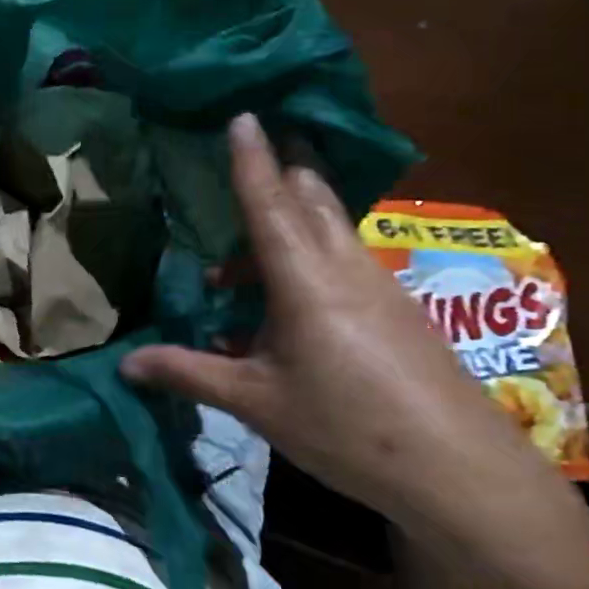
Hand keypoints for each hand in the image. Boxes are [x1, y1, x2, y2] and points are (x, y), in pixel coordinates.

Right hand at [121, 114, 575, 556]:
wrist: (462, 473)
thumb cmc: (347, 429)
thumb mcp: (256, 402)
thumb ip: (188, 373)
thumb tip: (125, 364)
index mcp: (304, 281)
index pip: (270, 203)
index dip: (252, 159)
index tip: (244, 115)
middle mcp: (344, 269)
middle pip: (310, 199)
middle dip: (280, 173)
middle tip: (249, 158)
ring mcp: (378, 287)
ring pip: (328, 229)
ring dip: (286, 226)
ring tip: (237, 265)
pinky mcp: (397, 311)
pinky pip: (343, 263)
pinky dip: (307, 262)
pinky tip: (282, 312)